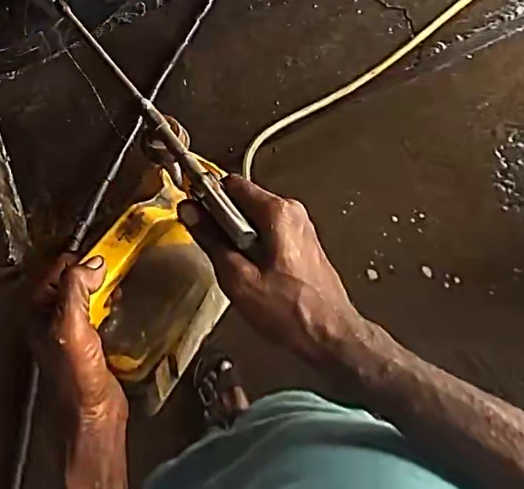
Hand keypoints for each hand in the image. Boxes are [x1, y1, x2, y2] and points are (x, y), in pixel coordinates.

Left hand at [27, 254, 127, 428]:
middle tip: (110, 268)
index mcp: (37, 308)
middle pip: (72, 276)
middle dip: (92, 270)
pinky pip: (97, 307)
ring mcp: (68, 327)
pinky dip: (108, 301)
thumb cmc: (74, 379)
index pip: (57, 265)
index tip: (99, 255)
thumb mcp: (70, 326)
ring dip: (102, 285)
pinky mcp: (87, 338)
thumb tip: (92, 263)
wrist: (93, 416)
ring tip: (115, 284)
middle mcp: (49, 315)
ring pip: (86, 291)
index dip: (79, 258)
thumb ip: (76, 288)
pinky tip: (116, 305)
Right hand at [179, 177, 369, 366]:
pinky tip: (256, 273)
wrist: (334, 340)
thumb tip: (190, 212)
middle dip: (224, 221)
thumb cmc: (292, 313)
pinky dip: (256, 245)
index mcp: (277, 211)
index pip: (231, 183)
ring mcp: (300, 226)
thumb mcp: (239, 279)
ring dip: (239, 235)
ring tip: (239, 268)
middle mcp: (292, 211)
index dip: (208, 197)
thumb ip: (211, 240)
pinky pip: (269, 231)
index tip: (195, 213)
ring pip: (255, 217)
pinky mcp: (303, 242)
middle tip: (217, 250)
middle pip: (243, 199)